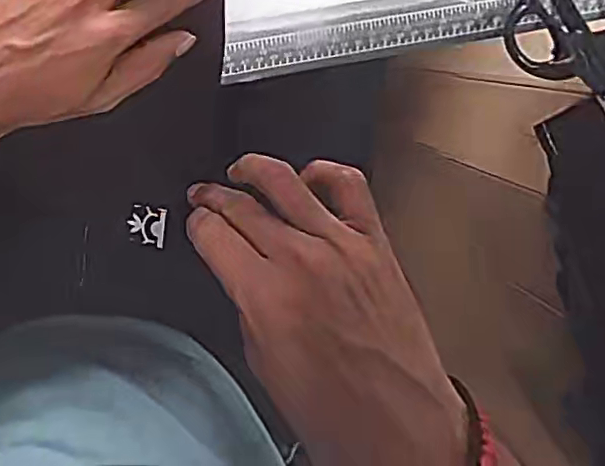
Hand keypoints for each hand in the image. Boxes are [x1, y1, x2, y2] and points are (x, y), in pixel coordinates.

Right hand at [188, 155, 469, 465]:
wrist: (409, 436)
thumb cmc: (340, 417)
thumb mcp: (263, 364)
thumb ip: (243, 302)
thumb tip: (232, 266)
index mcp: (267, 297)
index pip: (211, 231)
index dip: (195, 224)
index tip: (196, 223)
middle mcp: (301, 262)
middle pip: (238, 203)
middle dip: (211, 196)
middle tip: (204, 196)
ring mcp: (341, 245)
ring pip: (283, 178)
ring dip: (251, 168)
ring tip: (241, 171)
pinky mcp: (375, 242)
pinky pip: (347, 184)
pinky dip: (322, 172)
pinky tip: (307, 178)